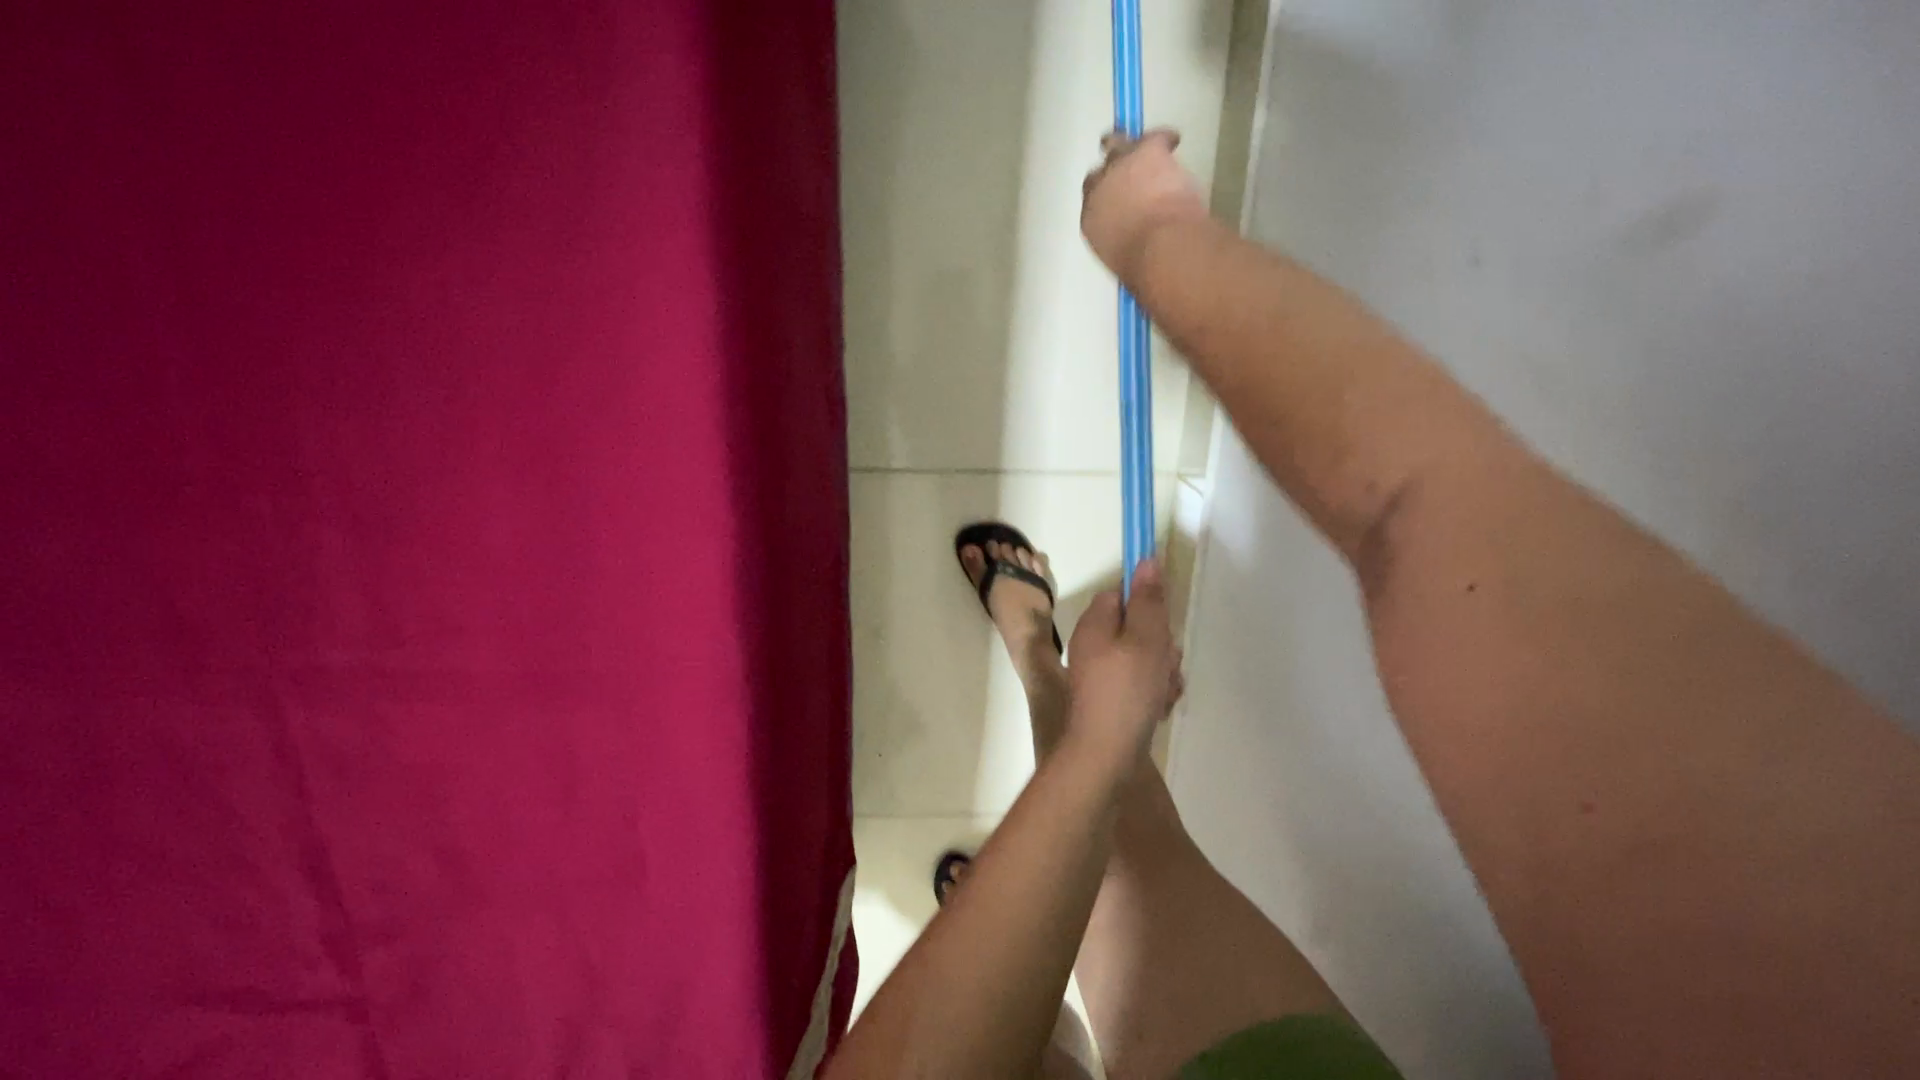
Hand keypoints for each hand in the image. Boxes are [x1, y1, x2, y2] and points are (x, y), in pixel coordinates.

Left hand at [1065, 558, 1182, 760]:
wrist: (1106, 754)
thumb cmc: (1126, 691)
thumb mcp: (1145, 638)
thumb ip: (1148, 599)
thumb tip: (1146, 559)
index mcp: (1095, 624)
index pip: (1121, 594)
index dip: (1147, 604)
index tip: (1162, 623)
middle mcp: (1093, 645)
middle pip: (1138, 627)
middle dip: (1162, 646)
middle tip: (1166, 664)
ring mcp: (1101, 675)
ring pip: (1145, 658)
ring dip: (1163, 672)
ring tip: (1163, 692)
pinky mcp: (1111, 700)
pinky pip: (1141, 684)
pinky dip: (1154, 693)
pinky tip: (1159, 708)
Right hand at [1081, 128, 1208, 281]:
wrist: (1160, 248)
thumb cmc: (1143, 265)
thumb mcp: (1122, 257)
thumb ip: (1123, 241)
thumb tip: (1132, 242)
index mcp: (1091, 220)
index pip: (1092, 198)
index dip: (1104, 192)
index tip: (1116, 195)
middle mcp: (1099, 190)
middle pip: (1101, 170)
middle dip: (1112, 167)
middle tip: (1125, 163)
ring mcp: (1121, 167)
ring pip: (1120, 145)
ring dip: (1133, 146)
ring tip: (1145, 146)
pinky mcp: (1146, 153)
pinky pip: (1155, 137)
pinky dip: (1166, 138)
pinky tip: (1174, 140)